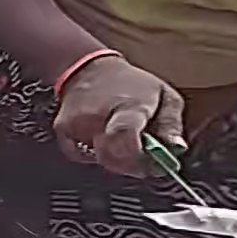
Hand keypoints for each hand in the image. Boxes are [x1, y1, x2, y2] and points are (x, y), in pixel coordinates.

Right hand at [54, 55, 185, 176]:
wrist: (87, 71)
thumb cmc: (129, 83)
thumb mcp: (165, 97)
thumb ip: (171, 124)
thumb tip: (175, 148)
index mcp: (128, 106)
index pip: (125, 135)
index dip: (138, 157)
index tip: (153, 166)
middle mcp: (96, 116)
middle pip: (109, 154)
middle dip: (129, 165)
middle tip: (142, 162)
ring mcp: (75, 123)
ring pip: (97, 157)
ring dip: (113, 158)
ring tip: (122, 143)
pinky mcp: (62, 129)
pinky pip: (78, 155)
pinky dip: (92, 155)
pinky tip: (102, 144)